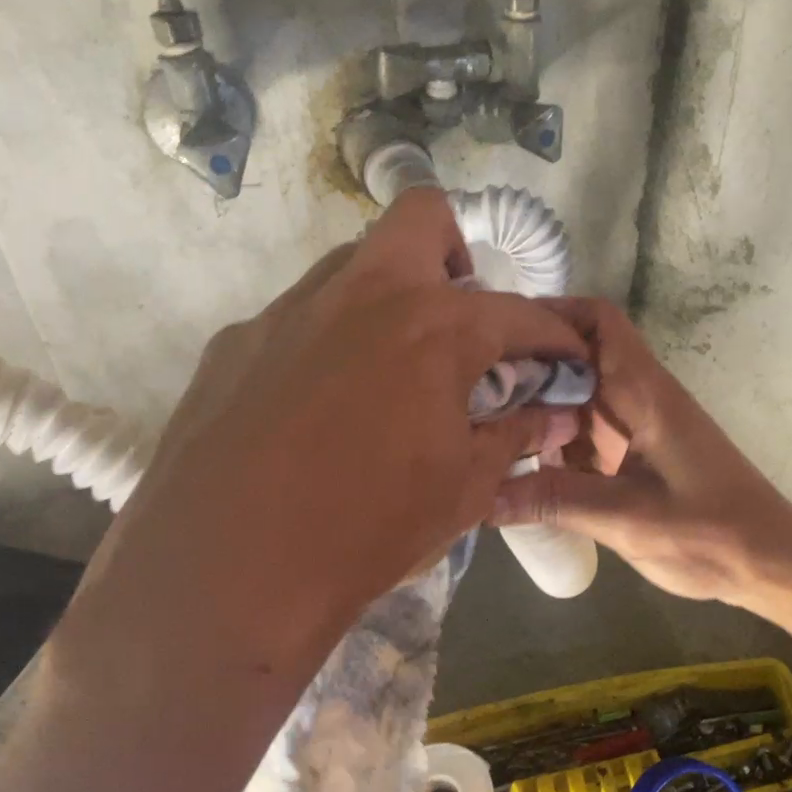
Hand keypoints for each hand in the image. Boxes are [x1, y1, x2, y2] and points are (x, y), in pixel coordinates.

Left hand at [58, 189, 584, 708]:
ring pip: (352, 266)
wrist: (226, 573)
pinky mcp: (233, 345)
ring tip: (390, 374)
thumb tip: (549, 412)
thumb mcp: (465, 488)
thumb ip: (514, 434)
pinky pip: (297, 320)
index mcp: (433, 326)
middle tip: (461, 324)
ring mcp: (287, 311)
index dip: (554, 334)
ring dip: (389, 299)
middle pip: (422, 218)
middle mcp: (360, 294)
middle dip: (458, 257)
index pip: (517, 311)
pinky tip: (318, 412)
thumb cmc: (369, 529)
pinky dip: (329, 344)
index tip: (565, 355)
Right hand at [490, 298, 791, 604]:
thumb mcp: (629, 519)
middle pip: (578, 358)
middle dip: (526, 368)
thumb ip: (557, 500)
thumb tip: (481, 493)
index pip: (598, 321)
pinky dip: (554, 444)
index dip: (548, 315)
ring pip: (578, 398)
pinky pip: (587, 435)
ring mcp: (639, 428)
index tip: (492, 336)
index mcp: (646, 393)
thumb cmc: (712, 533)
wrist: (771, 562)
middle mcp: (640, 399)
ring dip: (536, 410)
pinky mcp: (638, 457)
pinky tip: (518, 468)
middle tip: (467, 392)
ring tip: (479, 427)